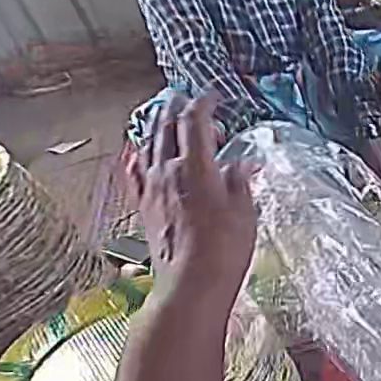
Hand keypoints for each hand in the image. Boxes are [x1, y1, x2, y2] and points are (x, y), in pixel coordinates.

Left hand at [125, 92, 255, 306]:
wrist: (192, 283)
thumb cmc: (223, 250)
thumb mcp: (245, 212)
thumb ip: (240, 182)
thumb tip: (242, 165)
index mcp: (196, 168)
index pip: (195, 122)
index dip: (204, 104)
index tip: (213, 98)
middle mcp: (168, 172)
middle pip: (167, 128)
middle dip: (178, 109)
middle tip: (188, 102)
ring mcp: (152, 190)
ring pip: (149, 146)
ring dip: (158, 128)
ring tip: (166, 119)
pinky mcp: (145, 208)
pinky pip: (135, 174)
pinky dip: (136, 158)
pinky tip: (135, 153)